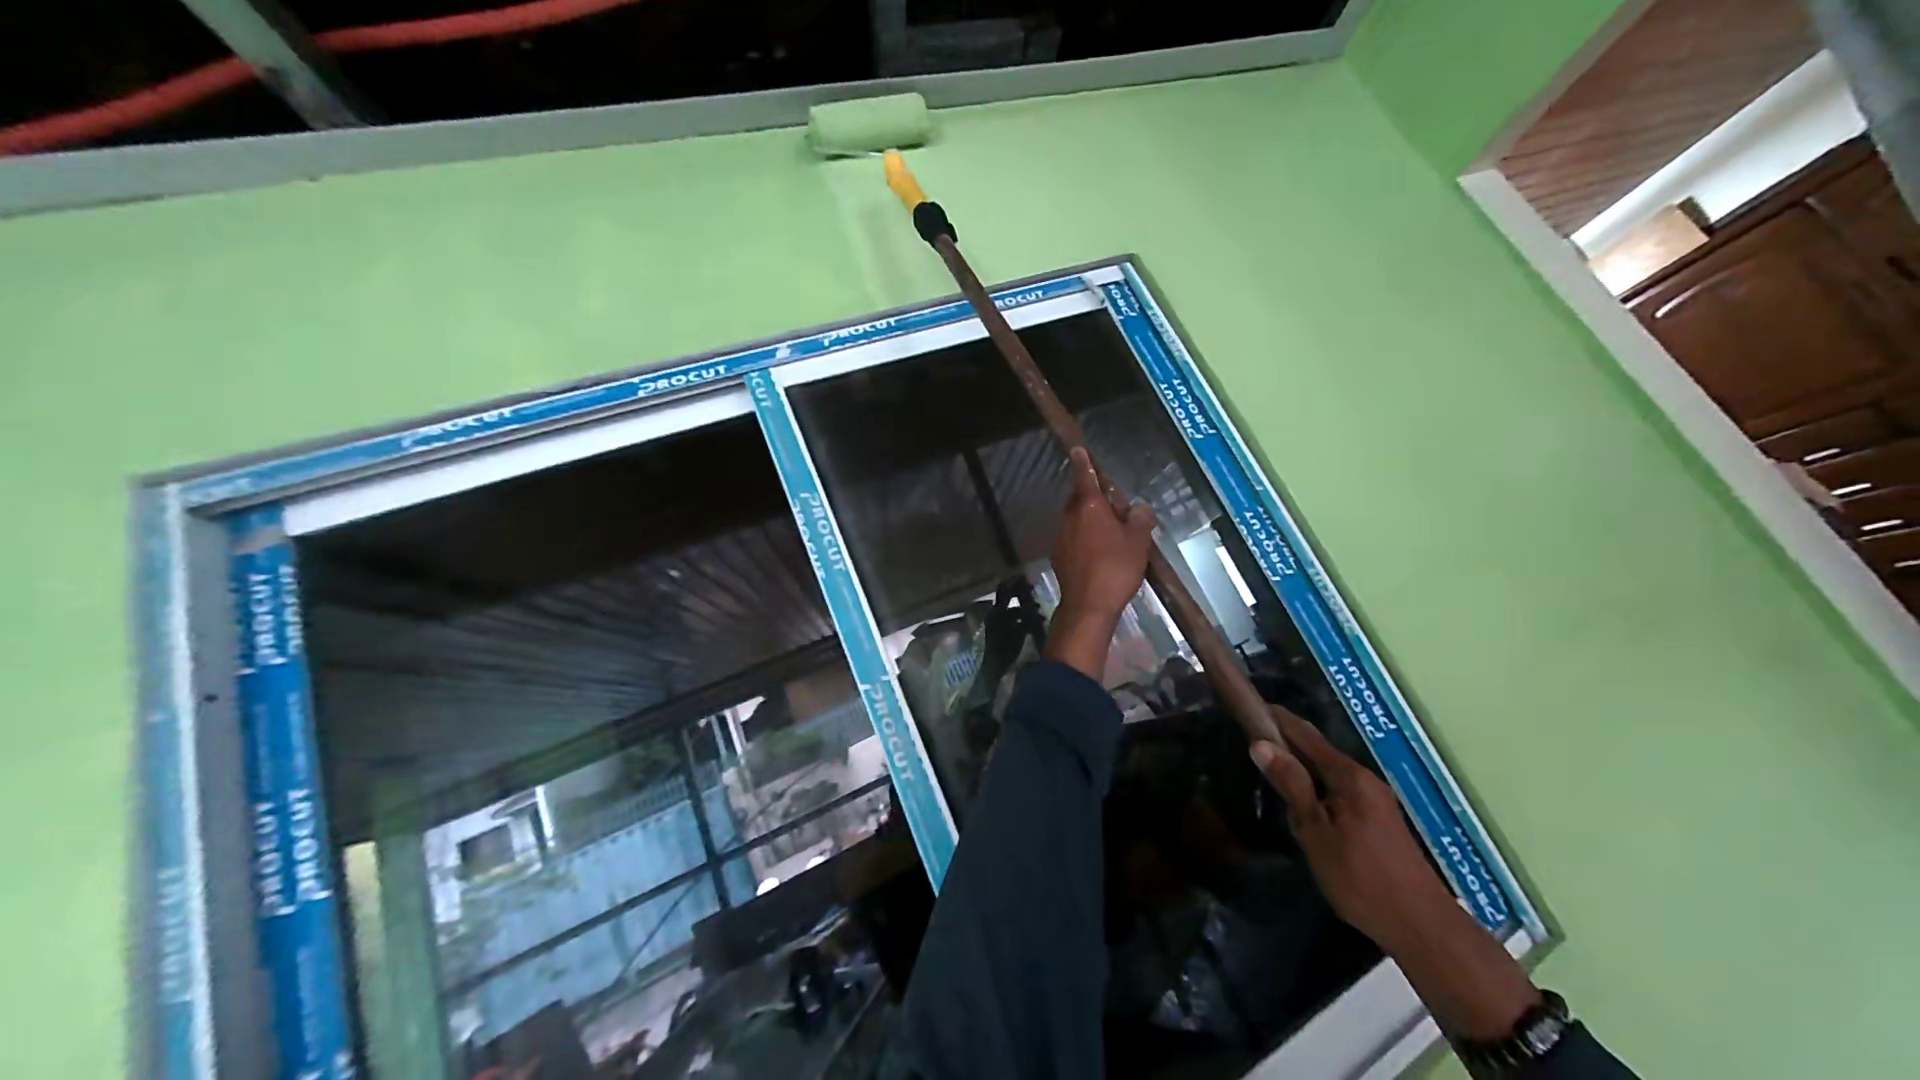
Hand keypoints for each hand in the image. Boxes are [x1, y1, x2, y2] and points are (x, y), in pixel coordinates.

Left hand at [1044, 447, 1156, 679]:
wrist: (1088, 605)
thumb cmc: (1116, 568)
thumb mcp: (1139, 542)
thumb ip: (1141, 520)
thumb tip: (1139, 509)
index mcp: (1089, 507)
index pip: (1085, 477)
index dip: (1084, 462)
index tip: (1078, 450)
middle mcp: (1070, 517)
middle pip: (1081, 500)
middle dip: (1095, 500)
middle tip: (1118, 512)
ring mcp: (1061, 537)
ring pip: (1077, 521)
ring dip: (1091, 522)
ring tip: (1113, 538)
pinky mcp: (1059, 557)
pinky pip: (1074, 540)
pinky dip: (1085, 541)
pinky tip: (1100, 557)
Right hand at [1249, 706, 1454, 945]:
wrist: (1420, 925)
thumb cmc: (1359, 877)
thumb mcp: (1315, 831)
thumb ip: (1291, 785)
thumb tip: (1261, 744)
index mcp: (1348, 777)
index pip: (1305, 734)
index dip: (1277, 719)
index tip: (1250, 707)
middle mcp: (1365, 779)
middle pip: (1318, 750)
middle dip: (1286, 741)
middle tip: (1250, 739)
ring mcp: (1375, 799)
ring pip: (1328, 771)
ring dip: (1300, 765)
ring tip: (1268, 768)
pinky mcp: (1379, 819)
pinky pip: (1338, 788)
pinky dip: (1315, 785)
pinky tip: (1301, 800)